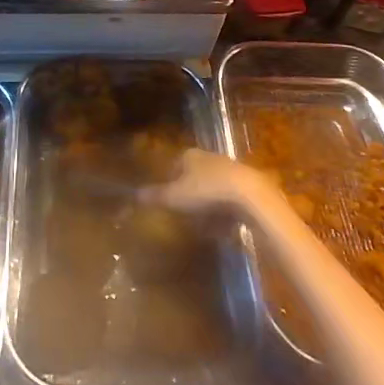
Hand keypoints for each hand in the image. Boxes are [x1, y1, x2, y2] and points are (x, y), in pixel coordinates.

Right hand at [143, 149, 281, 217]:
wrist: (249, 194)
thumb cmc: (206, 191)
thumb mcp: (174, 196)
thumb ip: (155, 196)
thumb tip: (134, 194)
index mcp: (191, 156)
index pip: (175, 165)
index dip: (170, 182)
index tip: (168, 200)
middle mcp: (210, 158)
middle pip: (194, 177)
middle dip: (190, 196)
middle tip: (185, 215)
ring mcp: (230, 170)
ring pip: (212, 189)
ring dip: (208, 206)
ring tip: (204, 227)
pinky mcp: (246, 185)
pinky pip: (229, 200)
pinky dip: (224, 213)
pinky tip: (223, 229)